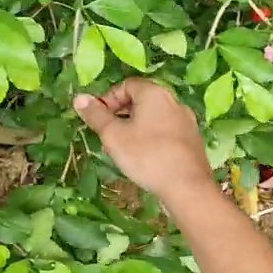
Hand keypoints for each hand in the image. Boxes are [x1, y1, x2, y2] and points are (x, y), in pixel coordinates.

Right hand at [73, 78, 216, 202]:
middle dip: (121, 113)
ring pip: (154, 117)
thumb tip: (79, 97)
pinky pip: (166, 131)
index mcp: (154, 93)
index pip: (126, 85)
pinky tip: (146, 157)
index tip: (99, 120)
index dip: (108, 99)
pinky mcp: (193, 140)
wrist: (187, 187)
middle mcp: (174, 102)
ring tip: (125, 147)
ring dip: (136, 126)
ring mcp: (187, 121)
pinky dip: (152, 137)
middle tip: (108, 134)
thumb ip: (95, 115)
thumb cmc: (146, 156)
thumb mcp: (113, 135)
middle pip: (141, 99)